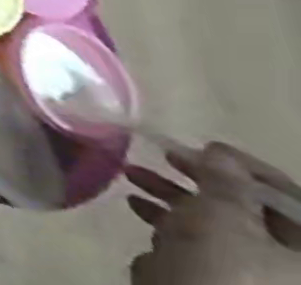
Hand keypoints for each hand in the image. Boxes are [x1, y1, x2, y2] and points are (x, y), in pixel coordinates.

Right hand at [127, 142, 300, 284]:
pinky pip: (206, 244)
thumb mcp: (221, 218)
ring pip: (223, 225)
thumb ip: (224, 181)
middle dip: (203, 180)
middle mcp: (294, 265)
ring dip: (177, 196)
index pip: (292, 199)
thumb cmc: (223, 269)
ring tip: (133, 176)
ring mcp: (263, 277)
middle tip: (165, 157)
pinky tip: (138, 207)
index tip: (204, 146)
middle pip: (256, 212)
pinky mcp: (226, 281)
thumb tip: (219, 152)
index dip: (249, 168)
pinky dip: (173, 222)